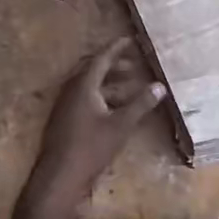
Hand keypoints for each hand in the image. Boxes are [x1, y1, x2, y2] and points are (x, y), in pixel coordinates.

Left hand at [23, 38, 166, 212]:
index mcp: (83, 86)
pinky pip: (85, 98)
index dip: (117, 48)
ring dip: (110, 82)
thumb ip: (141, 104)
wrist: (59, 179)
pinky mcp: (65, 121)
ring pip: (89, 86)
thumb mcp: (121, 125)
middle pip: (93, 70)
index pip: (101, 59)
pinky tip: (117, 109)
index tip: (131, 40)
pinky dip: (103, 96)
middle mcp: (71, 92)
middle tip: (134, 64)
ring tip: (131, 86)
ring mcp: (66, 107)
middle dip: (114, 65)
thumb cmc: (91, 147)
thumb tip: (160, 86)